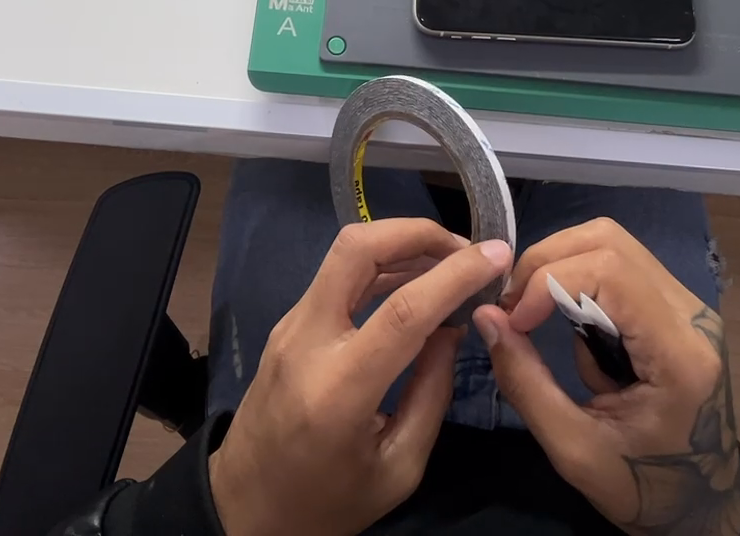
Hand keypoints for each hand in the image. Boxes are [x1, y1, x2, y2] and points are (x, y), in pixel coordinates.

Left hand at [209, 219, 512, 535]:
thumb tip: (453, 326)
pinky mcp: (288, 322)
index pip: (403, 310)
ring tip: (449, 261)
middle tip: (465, 248)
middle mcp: (307, 340)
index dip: (455, 274)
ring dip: (400, 242)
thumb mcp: (397, 471)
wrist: (242, 511)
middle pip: (357, 248)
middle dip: (416, 232)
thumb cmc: (325, 505)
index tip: (497, 254)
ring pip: (345, 252)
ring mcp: (290, 325)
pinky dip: (381, 263)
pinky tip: (413, 280)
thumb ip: (432, 394)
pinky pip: (338, 274)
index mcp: (338, 390)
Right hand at [472, 219, 739, 535]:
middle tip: (514, 306)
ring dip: (561, 267)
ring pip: (612, 243)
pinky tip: (572, 325)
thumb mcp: (574, 451)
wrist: (705, 510)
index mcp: (678, 354)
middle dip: (547, 262)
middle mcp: (692, 314)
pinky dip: (579, 279)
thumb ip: (525, 382)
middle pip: (608, 241)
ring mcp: (688, 305)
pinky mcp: (675, 306)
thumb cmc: (645, 490)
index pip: (610, 272)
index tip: (514, 320)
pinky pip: (618, 264)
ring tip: (535, 312)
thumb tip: (485, 316)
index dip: (549, 280)